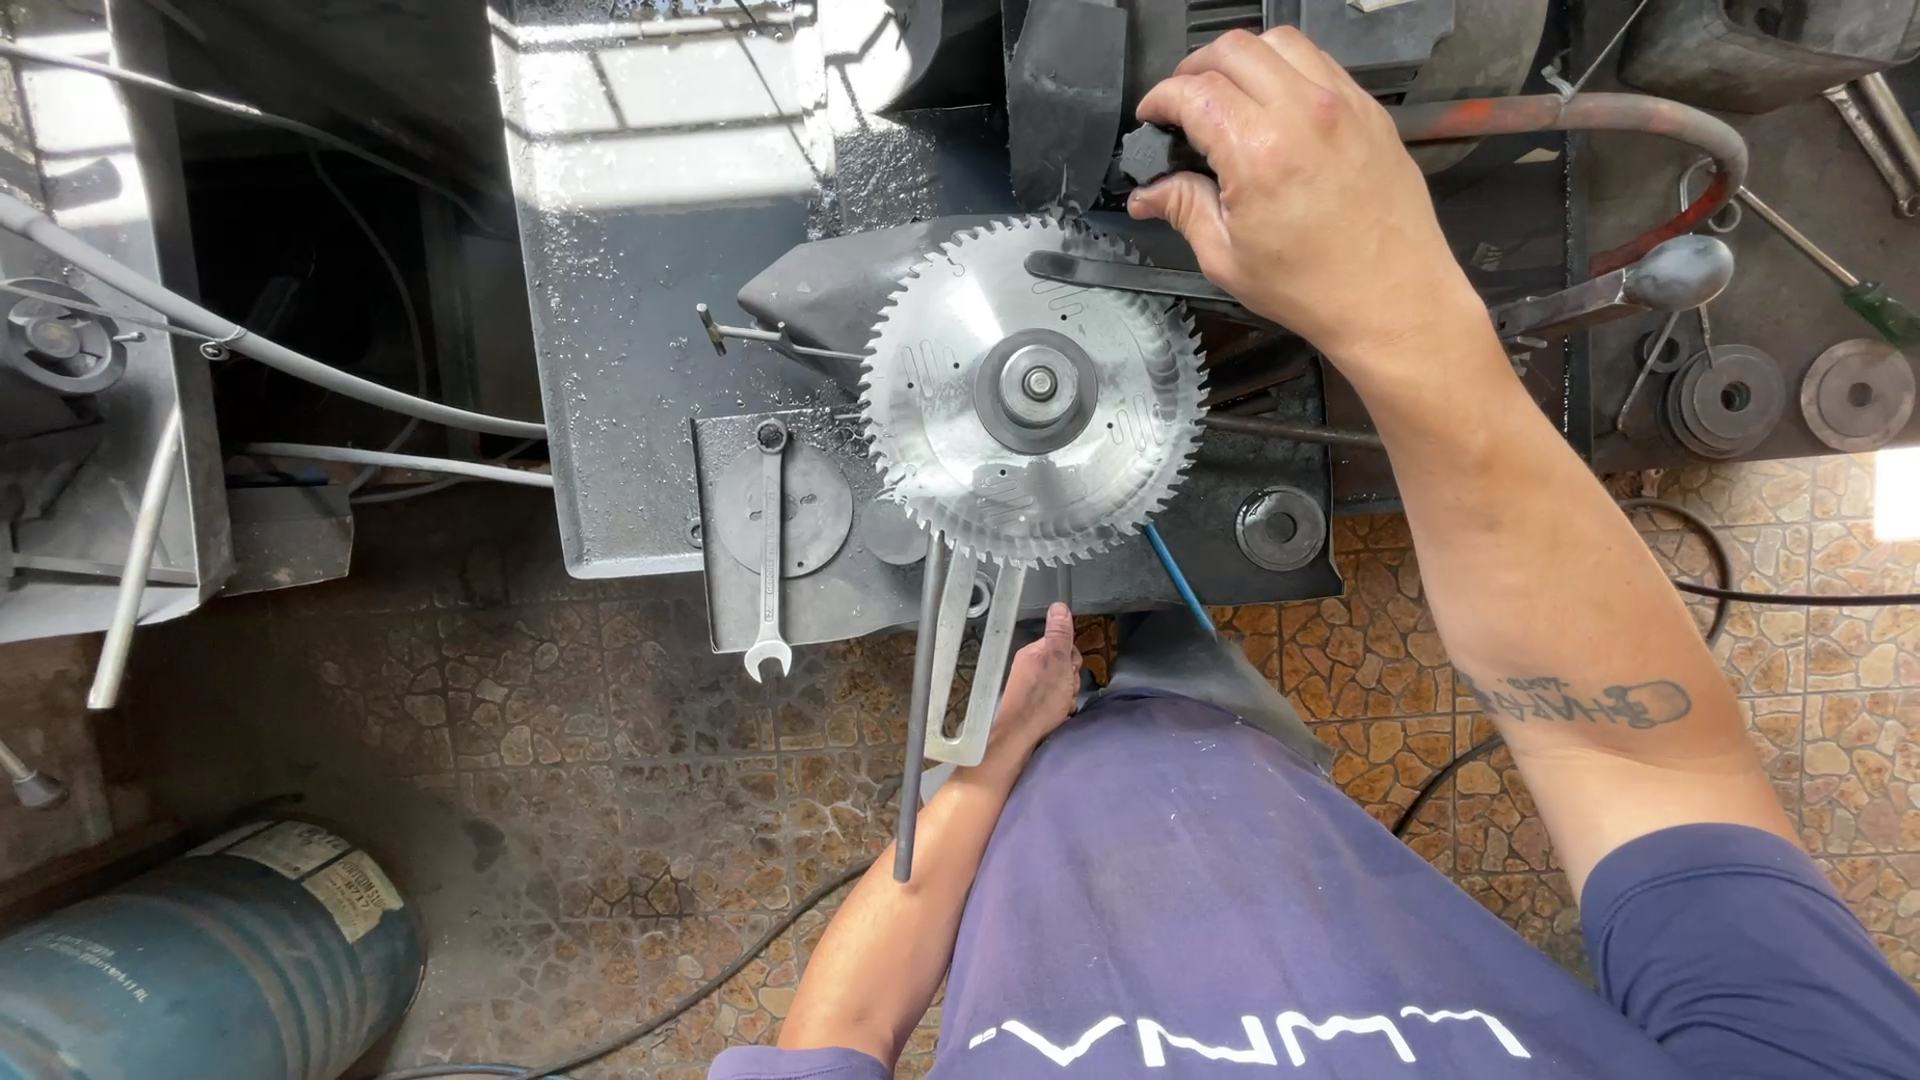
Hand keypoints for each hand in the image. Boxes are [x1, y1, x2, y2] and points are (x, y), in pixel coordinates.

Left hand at [978, 603, 1081, 768]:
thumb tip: (1059, 606)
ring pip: (1062, 685)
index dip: (1073, 659)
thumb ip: (1059, 635)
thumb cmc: (1039, 701)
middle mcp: (1029, 667)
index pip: (1063, 645)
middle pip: (1064, 666)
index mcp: (1032, 653)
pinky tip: (1058, 715)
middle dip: (1071, 680)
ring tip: (1061, 706)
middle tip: (1065, 691)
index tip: (1070, 670)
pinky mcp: (1033, 705)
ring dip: (1067, 696)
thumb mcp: (1056, 662)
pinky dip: (1061, 709)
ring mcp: (1030, 687)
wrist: (1021, 738)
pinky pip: (1056, 701)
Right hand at [1127, 28, 1485, 366]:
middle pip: (1233, 49)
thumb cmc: (1308, 286)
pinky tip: (1270, 104)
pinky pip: (1317, 62)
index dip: (1159, 99)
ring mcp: (1341, 102)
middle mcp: (1302, 111)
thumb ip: (1183, 210)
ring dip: (1240, 59)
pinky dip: (1283, 68)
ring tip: (1224, 94)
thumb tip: (1148, 194)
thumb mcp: (1226, 257)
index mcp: (1258, 152)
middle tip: (1179, 102)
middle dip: (1193, 69)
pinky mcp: (1367, 108)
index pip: (1195, 92)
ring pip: (1278, 41)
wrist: (1388, 295)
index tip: (1149, 116)